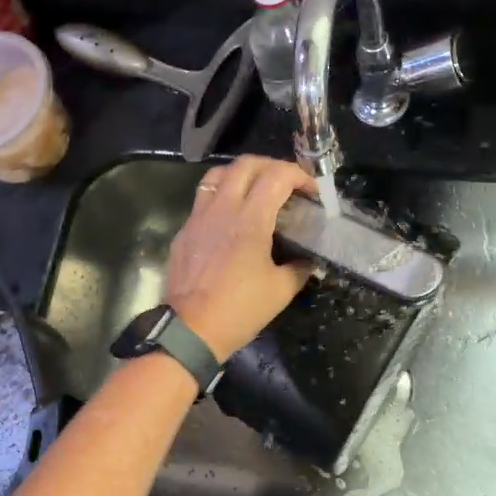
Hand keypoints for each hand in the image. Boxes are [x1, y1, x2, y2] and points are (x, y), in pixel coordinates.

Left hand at [165, 156, 316, 357]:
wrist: (190, 331)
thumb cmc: (239, 311)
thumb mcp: (280, 291)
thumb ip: (299, 268)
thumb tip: (307, 260)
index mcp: (250, 220)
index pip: (276, 176)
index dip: (299, 175)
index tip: (311, 191)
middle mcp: (222, 209)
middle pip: (245, 164)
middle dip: (271, 166)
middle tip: (286, 184)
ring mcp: (198, 218)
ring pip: (217, 175)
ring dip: (241, 175)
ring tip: (255, 192)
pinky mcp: (184, 232)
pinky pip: (202, 201)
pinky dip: (221, 198)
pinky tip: (230, 221)